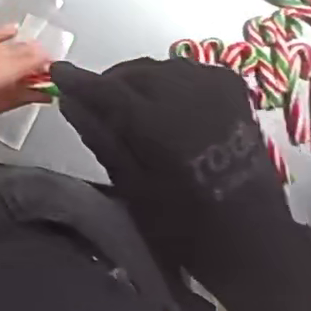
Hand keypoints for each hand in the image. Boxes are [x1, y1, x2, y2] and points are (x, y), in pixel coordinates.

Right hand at [49, 57, 310, 310]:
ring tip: (124, 106)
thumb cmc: (184, 225)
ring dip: (136, 81)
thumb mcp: (132, 186)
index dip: (77, 79)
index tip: (56, 72)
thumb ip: (100, 137)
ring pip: (159, 69)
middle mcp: (189, 95)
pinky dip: (166, 81)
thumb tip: (68, 102)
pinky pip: (187, 72)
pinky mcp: (234, 94)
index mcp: (159, 123)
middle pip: (133, 73)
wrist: (254, 241)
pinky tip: (161, 102)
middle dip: (108, 83)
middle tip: (91, 103)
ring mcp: (216, 91)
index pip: (106, 88)